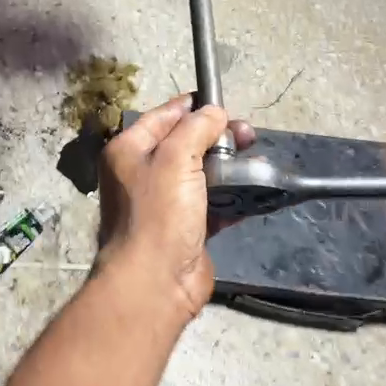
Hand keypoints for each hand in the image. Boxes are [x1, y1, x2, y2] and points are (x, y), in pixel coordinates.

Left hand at [96, 96, 255, 317]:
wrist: (155, 283)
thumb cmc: (159, 213)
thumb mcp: (176, 159)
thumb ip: (196, 129)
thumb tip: (214, 112)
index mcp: (129, 151)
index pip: (163, 117)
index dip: (192, 107)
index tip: (221, 102)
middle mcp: (143, 173)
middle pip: (185, 143)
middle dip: (216, 136)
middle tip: (247, 133)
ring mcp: (165, 202)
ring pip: (202, 172)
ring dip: (229, 164)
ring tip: (256, 156)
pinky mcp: (187, 228)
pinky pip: (214, 202)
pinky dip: (233, 194)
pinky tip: (257, 186)